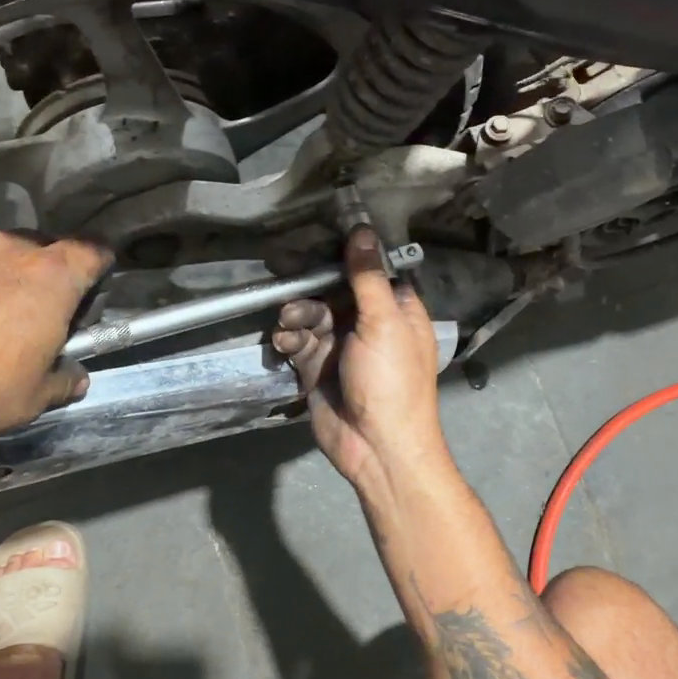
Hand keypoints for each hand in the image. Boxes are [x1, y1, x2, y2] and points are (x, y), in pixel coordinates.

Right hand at [272, 228, 448, 493]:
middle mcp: (369, 324)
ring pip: (312, 315)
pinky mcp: (318, 368)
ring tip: (287, 320)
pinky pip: (299, 342)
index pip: (370, 270)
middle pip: (333, 290)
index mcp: (396, 310)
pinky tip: (283, 341)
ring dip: (297, 313)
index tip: (315, 236)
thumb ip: (368, 277)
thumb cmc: (392, 381)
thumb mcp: (384, 324)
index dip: (345, 254)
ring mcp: (342, 347)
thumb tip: (363, 231)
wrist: (376, 447)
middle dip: (309, 285)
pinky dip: (289, 338)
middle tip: (281, 269)